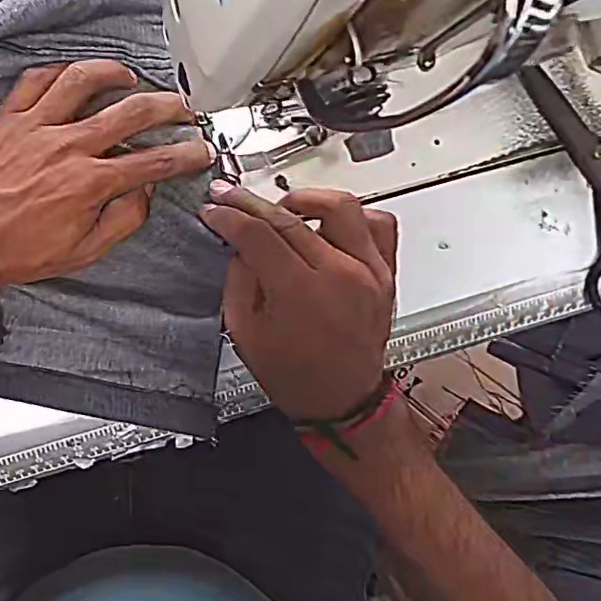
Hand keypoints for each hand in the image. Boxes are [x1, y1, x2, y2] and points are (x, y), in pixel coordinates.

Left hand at [0, 60, 213, 318]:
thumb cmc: (15, 253)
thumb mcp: (82, 252)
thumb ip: (122, 218)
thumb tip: (144, 192)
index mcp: (89, 183)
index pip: (153, 160)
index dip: (184, 153)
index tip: (197, 149)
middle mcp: (66, 147)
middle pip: (131, 111)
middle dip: (169, 106)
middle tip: (182, 107)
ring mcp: (34, 128)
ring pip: (83, 80)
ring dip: (114, 72)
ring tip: (130, 77)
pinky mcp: (7, 120)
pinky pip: (35, 80)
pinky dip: (59, 71)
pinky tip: (72, 75)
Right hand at [200, 182, 397, 421]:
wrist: (342, 400)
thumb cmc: (297, 376)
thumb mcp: (244, 331)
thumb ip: (238, 279)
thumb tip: (239, 243)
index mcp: (300, 292)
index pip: (257, 232)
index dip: (228, 216)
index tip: (214, 210)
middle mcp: (340, 275)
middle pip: (289, 215)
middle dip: (251, 203)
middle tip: (232, 199)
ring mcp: (369, 271)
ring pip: (339, 205)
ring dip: (304, 199)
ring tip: (284, 207)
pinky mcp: (386, 273)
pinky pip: (378, 223)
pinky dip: (352, 215)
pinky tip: (329, 223)